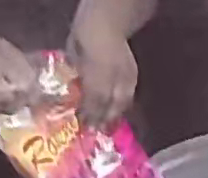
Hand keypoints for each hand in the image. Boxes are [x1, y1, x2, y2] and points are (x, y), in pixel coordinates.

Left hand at [67, 6, 139, 127]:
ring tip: (110, 124)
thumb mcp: (74, 48)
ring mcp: (125, 78)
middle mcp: (112, 78)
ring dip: (115, 115)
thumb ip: (78, 68)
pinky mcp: (133, 77)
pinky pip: (128, 96)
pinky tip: (120, 109)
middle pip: (108, 106)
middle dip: (103, 119)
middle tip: (98, 130)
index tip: (84, 125)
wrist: (111, 16)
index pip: (93, 99)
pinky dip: (123, 105)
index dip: (89, 113)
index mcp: (95, 72)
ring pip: (121, 104)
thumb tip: (78, 85)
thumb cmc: (88, 29)